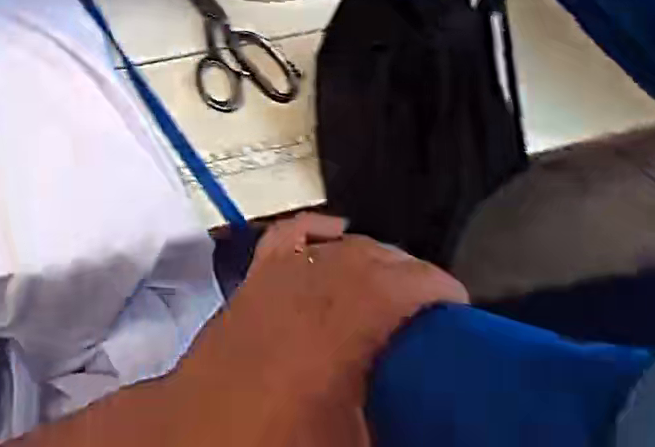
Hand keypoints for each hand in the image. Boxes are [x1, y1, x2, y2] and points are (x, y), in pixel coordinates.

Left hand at [8, 214, 467, 446]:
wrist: (194, 434)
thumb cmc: (275, 445)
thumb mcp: (349, 446)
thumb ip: (390, 420)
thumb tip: (434, 418)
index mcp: (329, 337)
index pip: (385, 286)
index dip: (428, 283)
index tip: (459, 300)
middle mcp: (298, 295)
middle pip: (359, 259)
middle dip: (404, 267)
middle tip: (438, 298)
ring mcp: (268, 283)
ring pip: (325, 247)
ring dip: (366, 252)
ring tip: (399, 274)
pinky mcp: (248, 284)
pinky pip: (282, 240)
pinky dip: (311, 229)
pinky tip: (334, 230)